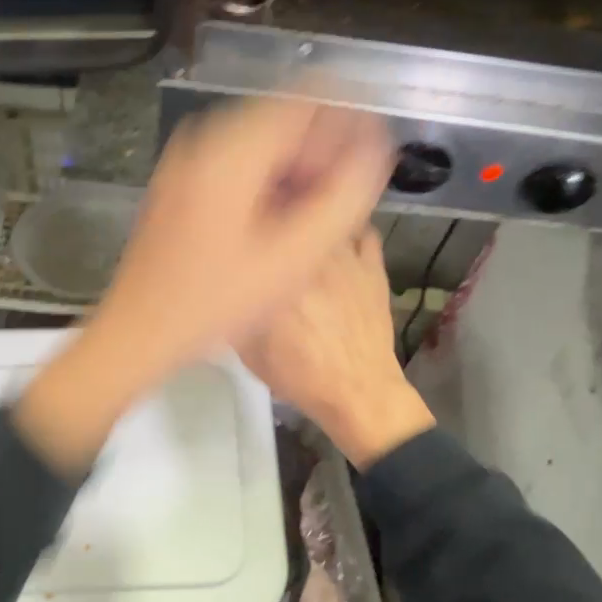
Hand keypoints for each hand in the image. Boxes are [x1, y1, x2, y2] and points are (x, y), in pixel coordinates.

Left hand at [16, 92, 395, 475]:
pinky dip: (266, 187)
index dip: (347, 126)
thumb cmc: (213, 302)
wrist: (136, 335)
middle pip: (282, 121)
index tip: (368, 166)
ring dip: (296, 173)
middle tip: (343, 202)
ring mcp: (185, 162)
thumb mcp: (292, 258)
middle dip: (321, 153)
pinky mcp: (178, 187)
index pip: (307, 100)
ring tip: (317, 220)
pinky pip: (236, 169)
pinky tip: (280, 228)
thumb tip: (374, 152)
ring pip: (260, 146)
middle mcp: (203, 140)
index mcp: (229, 148)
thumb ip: (343, 199)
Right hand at [237, 227, 435, 468]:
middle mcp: (307, 249)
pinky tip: (340, 250)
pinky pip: (361, 230)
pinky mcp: (373, 262)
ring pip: (325, 215)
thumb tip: (229, 281)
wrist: (356, 389)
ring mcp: (345, 252)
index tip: (241, 241)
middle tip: (271, 240)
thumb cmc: (298, 373)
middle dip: (279, 221)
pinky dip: (349, 234)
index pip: (252, 229)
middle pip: (289, 212)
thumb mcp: (247, 348)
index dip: (246, 231)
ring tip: (305, 238)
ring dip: (313, 222)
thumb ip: (235, 305)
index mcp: (272, 268)